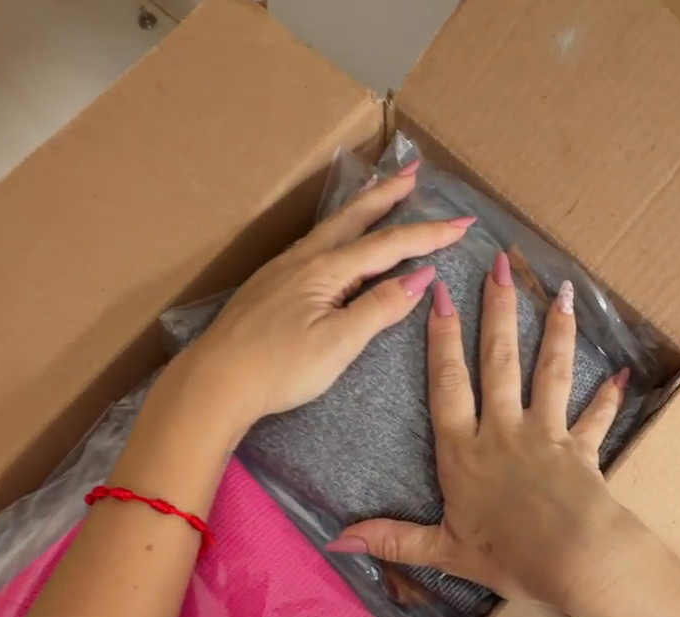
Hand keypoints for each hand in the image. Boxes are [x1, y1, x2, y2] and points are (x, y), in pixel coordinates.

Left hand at [163, 161, 472, 431]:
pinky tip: (334, 242)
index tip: (463, 224)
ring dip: (361, 210)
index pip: (388, 245)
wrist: (216, 381)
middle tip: (415, 172)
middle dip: (389, 196)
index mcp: (326, 270)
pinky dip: (337, 232)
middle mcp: (303, 259)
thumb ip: (380, 308)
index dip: (428, 235)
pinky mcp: (268, 286)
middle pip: (354, 219)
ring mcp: (282, 270)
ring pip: (331, 229)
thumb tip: (420, 278)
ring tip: (381, 195)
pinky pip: (313, 245)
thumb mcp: (339, 343)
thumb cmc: (279, 368)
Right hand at [329, 255, 653, 616]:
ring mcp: (547, 435)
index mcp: (464, 452)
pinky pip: (596, 418)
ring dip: (556, 332)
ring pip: (550, 373)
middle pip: (499, 362)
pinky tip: (622, 375)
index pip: (448, 385)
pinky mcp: (582, 449)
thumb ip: (392, 539)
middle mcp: (504, 431)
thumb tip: (336, 541)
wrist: (576, 560)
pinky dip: (608, 397)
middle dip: (498, 311)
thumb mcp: (443, 551)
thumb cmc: (507, 557)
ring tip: (563, 292)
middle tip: (502, 264)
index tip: (440, 292)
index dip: (441, 339)